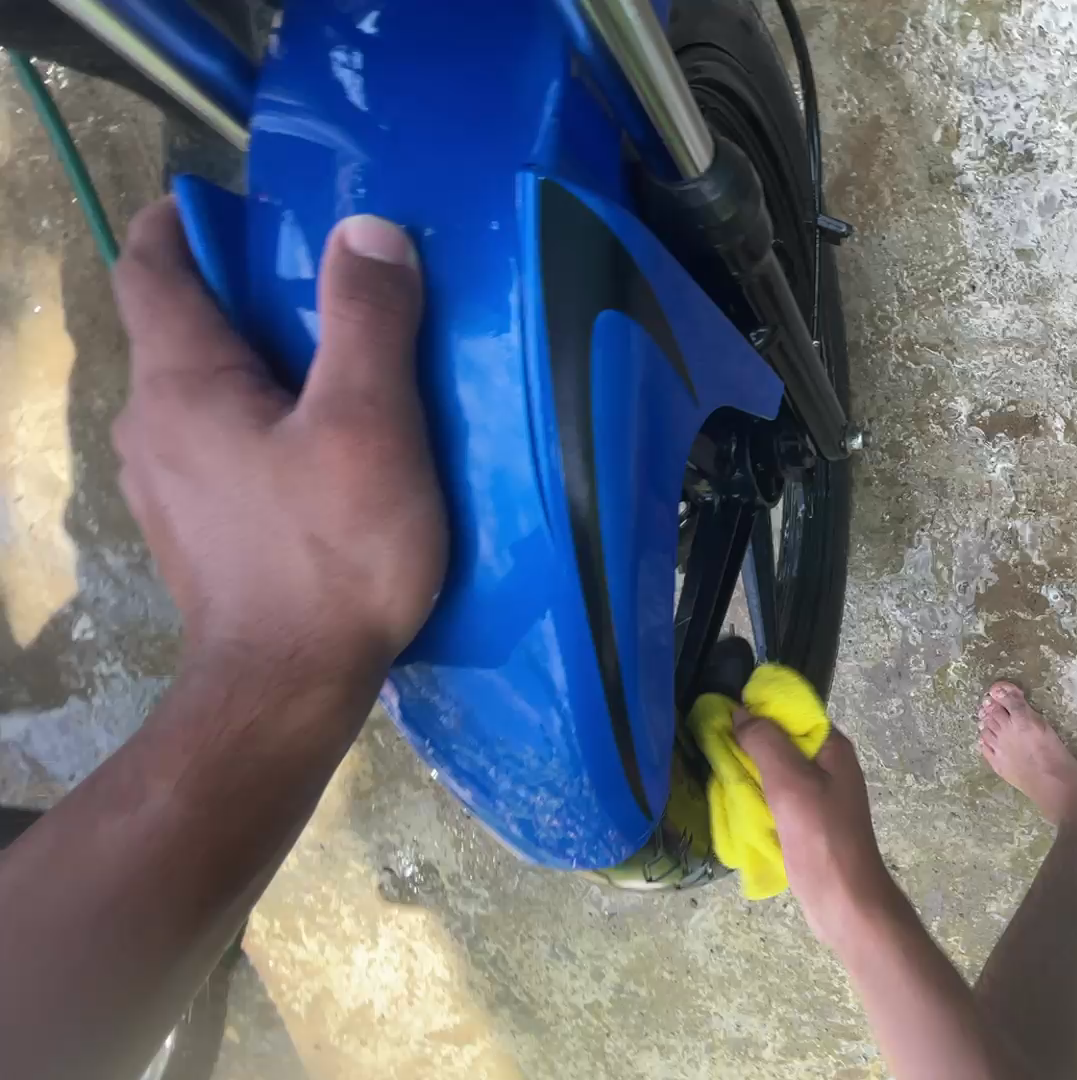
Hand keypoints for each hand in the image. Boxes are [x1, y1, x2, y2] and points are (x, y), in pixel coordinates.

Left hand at [110, 200, 447, 681]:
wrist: (293, 677)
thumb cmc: (335, 547)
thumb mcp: (369, 425)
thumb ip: (368, 325)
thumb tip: (369, 229)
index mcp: (185, 386)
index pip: (154, 273)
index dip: (181, 226)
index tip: (228, 209)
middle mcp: (155, 427)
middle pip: (182, 335)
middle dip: (241, 303)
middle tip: (328, 302)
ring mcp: (172, 486)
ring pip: (205, 400)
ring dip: (258, 373)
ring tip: (337, 385)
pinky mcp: (206, 531)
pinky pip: (225, 452)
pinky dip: (264, 429)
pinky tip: (321, 462)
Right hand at [733, 711, 896, 939]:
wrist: (844, 899)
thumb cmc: (820, 836)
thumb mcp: (790, 782)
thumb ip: (766, 743)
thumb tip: (741, 712)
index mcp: (833, 748)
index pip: (796, 713)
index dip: (762, 709)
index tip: (725, 714)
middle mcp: (830, 765)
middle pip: (785, 741)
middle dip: (752, 740)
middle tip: (712, 743)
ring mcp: (820, 795)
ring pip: (779, 770)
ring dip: (751, 769)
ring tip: (716, 769)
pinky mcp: (809, 821)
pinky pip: (778, 797)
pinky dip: (757, 795)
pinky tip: (733, 800)